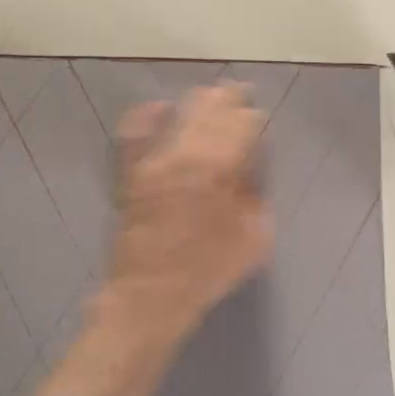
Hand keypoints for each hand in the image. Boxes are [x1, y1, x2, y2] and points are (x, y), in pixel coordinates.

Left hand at [107, 83, 270, 332]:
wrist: (151, 295)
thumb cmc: (210, 269)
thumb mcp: (256, 236)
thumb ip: (256, 192)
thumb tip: (251, 165)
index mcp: (221, 168)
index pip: (245, 122)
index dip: (256, 119)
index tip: (261, 124)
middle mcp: (187, 153)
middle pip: (214, 106)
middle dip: (232, 100)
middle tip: (242, 100)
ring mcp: (155, 158)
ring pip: (182, 110)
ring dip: (202, 102)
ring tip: (213, 101)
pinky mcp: (133, 170)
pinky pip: (137, 129)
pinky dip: (151, 113)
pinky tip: (162, 108)